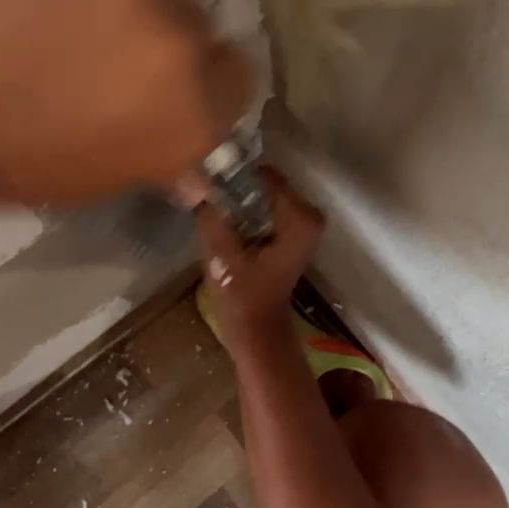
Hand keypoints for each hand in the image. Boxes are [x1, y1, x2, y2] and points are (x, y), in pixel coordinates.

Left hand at [0, 0, 255, 206]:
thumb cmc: (2, 162)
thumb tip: (184, 150)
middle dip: (165, 37)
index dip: (204, 82)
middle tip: (110, 50)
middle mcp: (181, 42)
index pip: (238, 81)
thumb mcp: (102, 176)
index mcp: (193, 116)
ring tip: (65, 17)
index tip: (166, 84)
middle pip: (200, 22)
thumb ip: (158, 147)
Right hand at [195, 168, 325, 336]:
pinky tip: (227, 224)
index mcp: (300, 218)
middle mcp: (309, 216)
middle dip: (237, 189)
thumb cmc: (242, 297)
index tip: (209, 183)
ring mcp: (303, 225)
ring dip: (239, 201)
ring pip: (264, 196)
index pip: (265, 176)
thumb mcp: (221, 256)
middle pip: (266, 184)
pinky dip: (246, 214)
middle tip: (208, 198)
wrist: (257, 330)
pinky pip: (266, 209)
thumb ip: (213, 218)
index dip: (235, 178)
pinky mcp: (292, 234)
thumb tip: (199, 187)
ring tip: (214, 210)